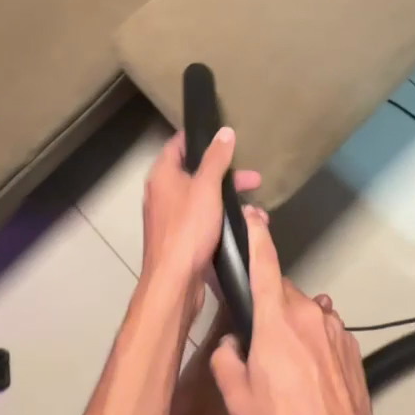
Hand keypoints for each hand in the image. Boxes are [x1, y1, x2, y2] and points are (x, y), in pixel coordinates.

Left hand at [141, 128, 261, 288]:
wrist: (174, 283)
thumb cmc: (188, 228)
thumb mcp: (206, 188)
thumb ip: (216, 158)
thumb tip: (224, 132)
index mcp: (162, 174)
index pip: (178, 144)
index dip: (199, 138)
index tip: (223, 137)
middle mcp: (161, 192)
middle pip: (194, 172)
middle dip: (223, 173)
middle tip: (251, 177)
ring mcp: (168, 216)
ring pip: (200, 197)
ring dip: (225, 197)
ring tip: (254, 205)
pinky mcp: (178, 238)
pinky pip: (200, 218)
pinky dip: (218, 217)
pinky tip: (241, 225)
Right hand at [210, 208, 375, 414]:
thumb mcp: (237, 395)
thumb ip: (225, 358)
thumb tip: (229, 344)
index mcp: (276, 318)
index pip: (264, 261)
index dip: (257, 233)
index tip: (252, 214)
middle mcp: (308, 313)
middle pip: (283, 292)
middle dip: (270, 307)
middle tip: (261, 341)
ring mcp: (334, 327)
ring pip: (307, 311)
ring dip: (295, 326)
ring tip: (289, 364)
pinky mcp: (351, 345)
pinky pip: (327, 330)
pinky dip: (316, 341)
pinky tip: (311, 371)